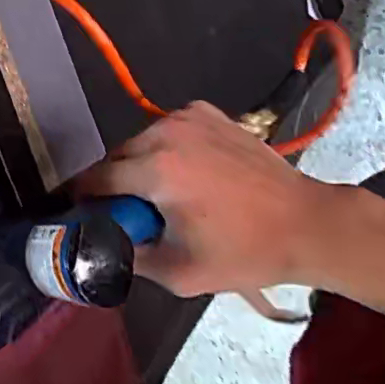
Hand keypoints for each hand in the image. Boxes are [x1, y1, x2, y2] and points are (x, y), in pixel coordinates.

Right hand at [73, 101, 348, 295]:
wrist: (306, 222)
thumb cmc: (244, 251)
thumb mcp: (179, 272)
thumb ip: (128, 257)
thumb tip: (94, 248)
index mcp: (155, 170)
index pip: (97, 178)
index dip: (83, 197)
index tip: (78, 211)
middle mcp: (164, 132)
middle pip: (117, 157)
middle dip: (115, 184)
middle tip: (131, 213)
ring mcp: (187, 116)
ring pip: (141, 141)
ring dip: (140, 165)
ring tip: (162, 194)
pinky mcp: (206, 111)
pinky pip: (167, 129)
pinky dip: (166, 147)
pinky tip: (188, 171)